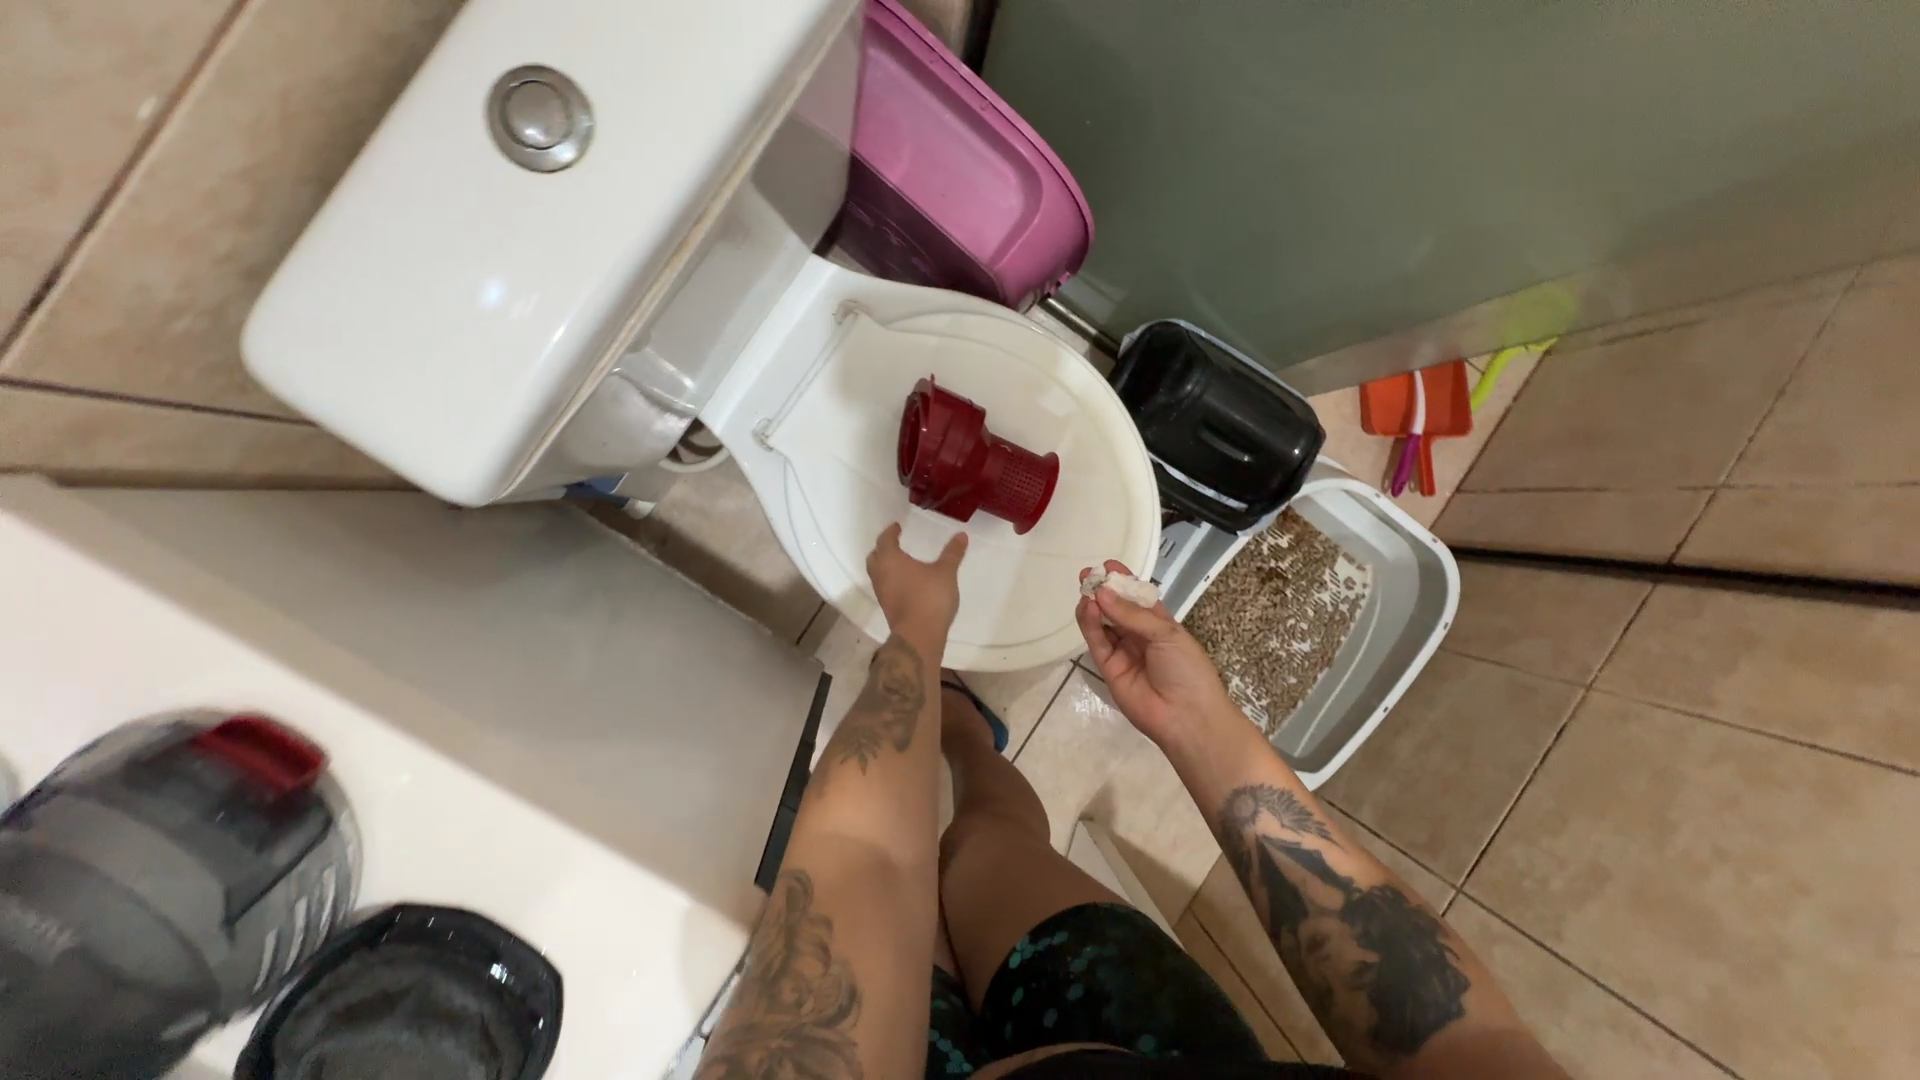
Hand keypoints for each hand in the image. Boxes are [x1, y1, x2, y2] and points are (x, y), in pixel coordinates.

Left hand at [867, 523, 967, 640]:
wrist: (919, 635)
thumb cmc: (929, 597)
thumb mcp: (945, 572)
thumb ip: (952, 553)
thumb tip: (961, 535)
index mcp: (890, 559)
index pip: (885, 540)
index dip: (890, 532)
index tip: (897, 526)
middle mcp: (881, 574)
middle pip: (875, 557)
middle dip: (882, 549)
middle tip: (894, 544)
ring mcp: (882, 593)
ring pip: (878, 573)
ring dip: (886, 566)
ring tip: (900, 562)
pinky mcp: (887, 608)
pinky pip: (885, 587)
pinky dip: (891, 580)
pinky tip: (906, 583)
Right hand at [1076, 561, 1237, 749]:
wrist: (1187, 717)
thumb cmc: (1187, 670)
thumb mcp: (1167, 634)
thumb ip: (1132, 614)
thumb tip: (1102, 594)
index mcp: (1160, 624)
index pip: (1138, 598)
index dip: (1124, 582)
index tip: (1108, 565)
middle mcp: (1139, 635)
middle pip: (1116, 609)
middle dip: (1103, 591)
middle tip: (1088, 574)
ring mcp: (1122, 652)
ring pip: (1103, 624)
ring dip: (1093, 606)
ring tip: (1086, 589)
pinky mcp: (1108, 668)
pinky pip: (1097, 642)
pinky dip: (1090, 625)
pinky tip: (1088, 608)